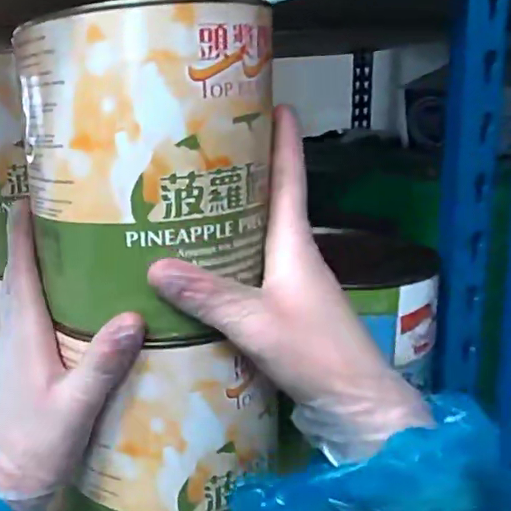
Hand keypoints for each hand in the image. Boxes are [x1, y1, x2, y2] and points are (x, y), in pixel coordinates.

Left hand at [0, 199, 144, 510]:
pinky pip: (30, 315)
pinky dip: (45, 295)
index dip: (21, 230)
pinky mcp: (19, 363)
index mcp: (23, 331)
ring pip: (24, 293)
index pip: (19, 268)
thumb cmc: (36, 445)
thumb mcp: (76, 406)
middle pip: (20, 273)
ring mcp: (12, 348)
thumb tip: (134, 316)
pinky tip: (74, 301)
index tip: (30, 195)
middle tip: (67, 212)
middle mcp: (12, 331)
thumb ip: (102, 363)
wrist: (5, 483)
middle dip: (34, 239)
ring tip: (74, 246)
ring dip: (39, 266)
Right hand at [146, 106, 431, 458]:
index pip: (289, 181)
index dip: (283, 143)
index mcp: (296, 246)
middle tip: (202, 156)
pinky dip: (222, 263)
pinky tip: (194, 271)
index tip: (274, 104)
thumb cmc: (317, 354)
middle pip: (267, 205)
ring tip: (186, 207)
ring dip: (228, 222)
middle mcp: (294, 258)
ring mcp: (288, 287)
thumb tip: (154, 265)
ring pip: (254, 241)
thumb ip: (209, 295)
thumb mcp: (258, 322)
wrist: (355, 406)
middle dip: (242, 177)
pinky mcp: (280, 313)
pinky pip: (246, 274)